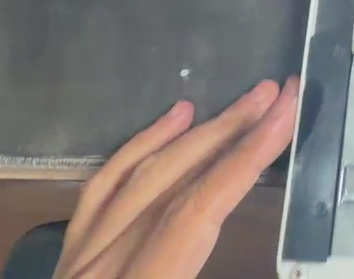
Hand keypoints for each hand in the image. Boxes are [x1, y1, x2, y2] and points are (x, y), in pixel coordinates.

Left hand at [54, 78, 299, 278]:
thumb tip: (266, 228)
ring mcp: (73, 264)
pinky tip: (175, 118)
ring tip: (247, 100)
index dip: (246, 158)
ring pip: (139, 178)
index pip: (195, 211)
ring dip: (199, 133)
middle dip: (231, 132)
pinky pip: (100, 191)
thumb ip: (213, 264)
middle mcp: (97, 271)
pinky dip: (140, 148)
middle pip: (169, 183)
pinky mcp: (66, 261)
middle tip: (277, 93)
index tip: (287, 113)